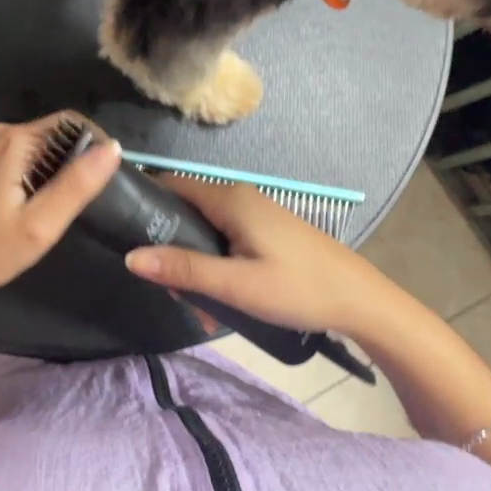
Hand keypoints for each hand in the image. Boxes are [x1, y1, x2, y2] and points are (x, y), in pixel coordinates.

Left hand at [0, 112, 120, 325]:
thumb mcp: (41, 225)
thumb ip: (77, 184)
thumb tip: (113, 146)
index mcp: (14, 141)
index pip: (70, 123)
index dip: (93, 146)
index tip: (101, 181)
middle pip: (50, 135)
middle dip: (68, 163)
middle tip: (73, 205)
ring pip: (31, 148)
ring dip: (47, 172)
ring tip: (49, 211)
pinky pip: (11, 158)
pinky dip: (26, 176)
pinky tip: (21, 209)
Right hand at [123, 177, 388, 336]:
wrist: (364, 303)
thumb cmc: (299, 289)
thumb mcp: (237, 286)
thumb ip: (184, 270)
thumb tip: (130, 257)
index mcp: (229, 199)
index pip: (170, 183)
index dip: (145, 204)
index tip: (126, 236)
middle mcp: (240, 196)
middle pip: (186, 211)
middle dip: (172, 249)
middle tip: (171, 289)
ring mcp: (257, 213)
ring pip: (207, 230)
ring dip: (197, 265)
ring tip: (202, 307)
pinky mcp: (268, 232)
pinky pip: (227, 240)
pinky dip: (218, 265)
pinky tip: (225, 300)